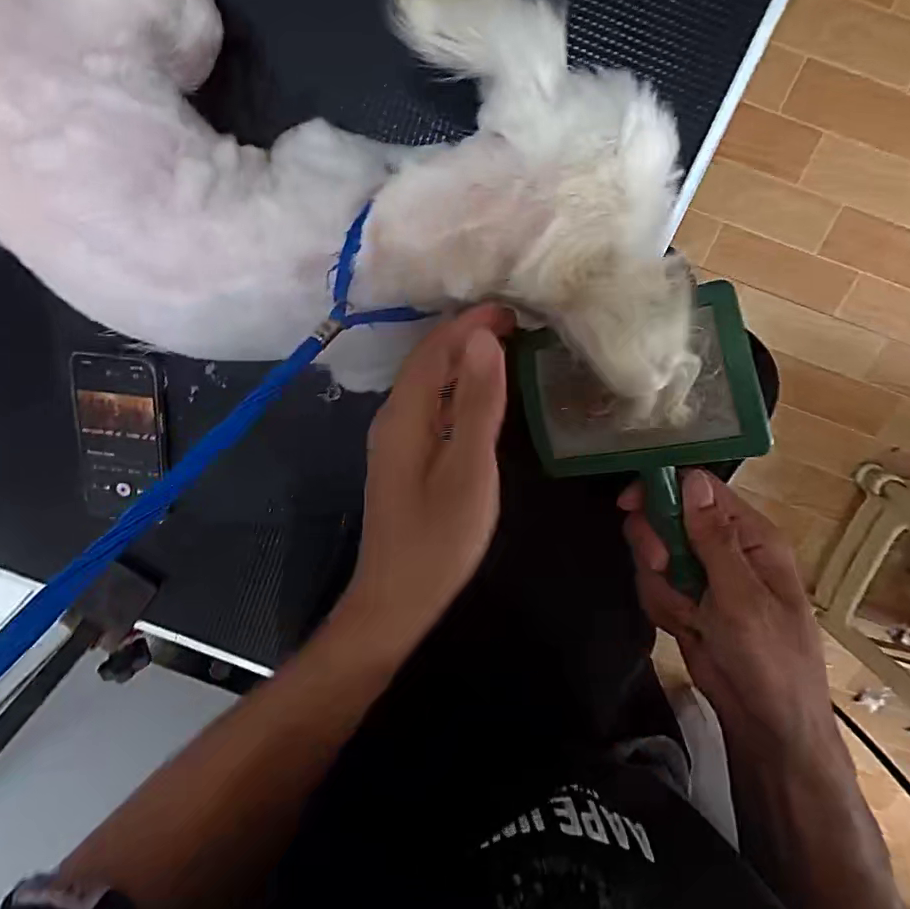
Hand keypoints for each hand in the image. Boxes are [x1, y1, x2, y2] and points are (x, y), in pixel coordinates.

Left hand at [345, 305, 513, 633]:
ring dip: (462, 359)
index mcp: (405, 415)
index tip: (512, 308)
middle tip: (516, 322)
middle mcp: (393, 419)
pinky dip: (458, 388)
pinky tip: (482, 396)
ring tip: (505, 347)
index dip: (470, 323)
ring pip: (428, 382)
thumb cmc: (439, 539)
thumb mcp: (469, 470)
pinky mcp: (405, 460)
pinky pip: (431, 405)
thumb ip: (477, 404)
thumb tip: (482, 339)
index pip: (435, 350)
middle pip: (427, 361)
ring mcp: (396, 441)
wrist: (396, 600)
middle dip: (467, 335)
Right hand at [620, 470, 835, 752]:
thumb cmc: (770, 658)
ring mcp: (704, 576)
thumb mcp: (742, 596)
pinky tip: (685, 629)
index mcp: (750, 536)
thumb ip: (713, 538)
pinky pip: (655, 587)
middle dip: (656, 545)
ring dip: (660, 586)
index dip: (662, 489)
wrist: (766, 726)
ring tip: (688, 616)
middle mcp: (725, 548)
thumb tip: (692, 480)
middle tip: (661, 568)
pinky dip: (661, 607)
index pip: (700, 490)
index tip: (629, 504)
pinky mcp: (687, 602)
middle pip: (668, 519)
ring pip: (655, 555)